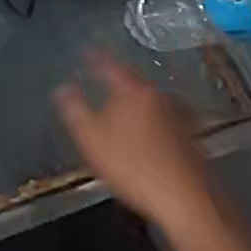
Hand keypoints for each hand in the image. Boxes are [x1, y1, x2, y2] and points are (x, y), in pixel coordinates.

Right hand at [55, 50, 217, 230]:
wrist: (186, 199)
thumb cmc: (133, 167)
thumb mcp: (92, 139)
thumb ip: (74, 110)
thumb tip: (62, 89)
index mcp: (130, 90)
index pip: (109, 64)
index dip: (95, 57)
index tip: (87, 52)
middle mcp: (155, 95)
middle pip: (131, 79)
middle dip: (115, 78)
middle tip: (99, 79)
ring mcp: (175, 114)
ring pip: (147, 98)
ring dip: (132, 99)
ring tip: (118, 108)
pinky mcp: (188, 134)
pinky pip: (160, 116)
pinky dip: (148, 118)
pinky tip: (143, 133)